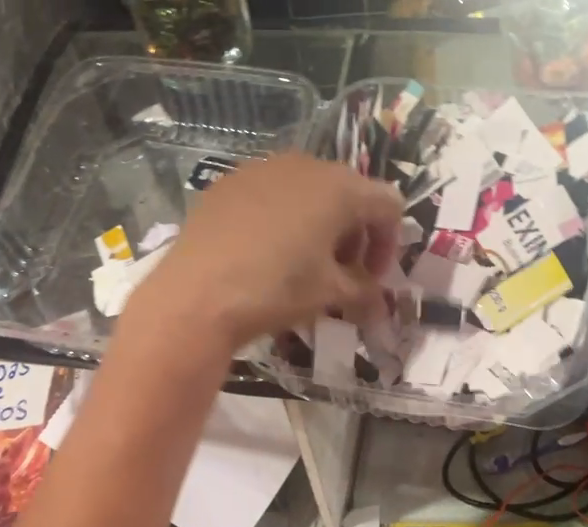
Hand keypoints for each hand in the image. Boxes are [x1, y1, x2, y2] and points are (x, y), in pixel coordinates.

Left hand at [122, 154, 403, 351]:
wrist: (198, 294)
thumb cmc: (277, 289)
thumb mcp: (329, 294)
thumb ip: (364, 292)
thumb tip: (377, 301)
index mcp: (340, 187)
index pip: (388, 204)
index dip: (389, 245)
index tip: (373, 280)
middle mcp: (305, 164)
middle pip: (347, 193)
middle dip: (353, 236)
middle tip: (342, 275)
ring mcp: (262, 168)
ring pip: (307, 192)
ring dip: (318, 228)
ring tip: (303, 267)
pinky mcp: (228, 183)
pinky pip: (270, 197)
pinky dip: (282, 222)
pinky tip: (265, 256)